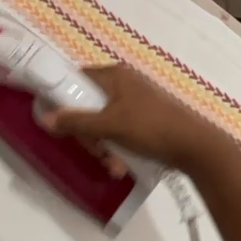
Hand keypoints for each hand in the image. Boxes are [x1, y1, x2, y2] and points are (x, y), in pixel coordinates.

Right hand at [41, 64, 227, 168]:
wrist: (198, 149)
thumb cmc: (151, 128)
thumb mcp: (109, 126)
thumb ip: (75, 122)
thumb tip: (43, 118)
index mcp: (114, 75)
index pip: (76, 78)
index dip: (62, 97)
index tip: (58, 120)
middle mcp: (123, 82)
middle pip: (88, 104)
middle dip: (89, 133)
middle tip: (95, 151)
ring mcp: (136, 100)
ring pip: (103, 121)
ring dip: (104, 145)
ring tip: (113, 165)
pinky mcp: (146, 118)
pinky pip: (119, 129)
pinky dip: (118, 146)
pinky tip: (122, 166)